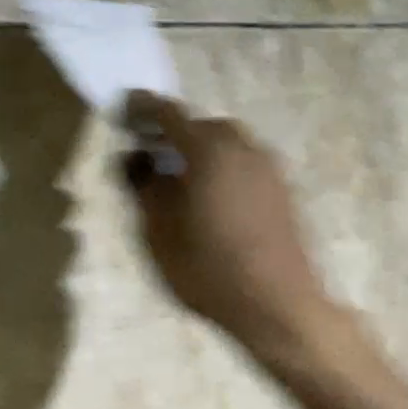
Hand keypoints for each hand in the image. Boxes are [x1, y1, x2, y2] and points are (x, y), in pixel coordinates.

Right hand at [121, 90, 336, 358]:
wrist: (275, 303)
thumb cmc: (207, 268)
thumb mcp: (159, 232)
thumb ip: (144, 187)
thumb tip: (135, 157)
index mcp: (209, 152)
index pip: (171, 115)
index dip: (145, 108)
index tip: (126, 105)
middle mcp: (243, 149)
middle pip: (205, 126)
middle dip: (176, 130)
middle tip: (150, 147)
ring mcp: (268, 169)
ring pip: (229, 143)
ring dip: (202, 149)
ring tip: (178, 175)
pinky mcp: (281, 191)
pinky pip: (244, 164)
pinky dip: (221, 166)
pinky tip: (207, 196)